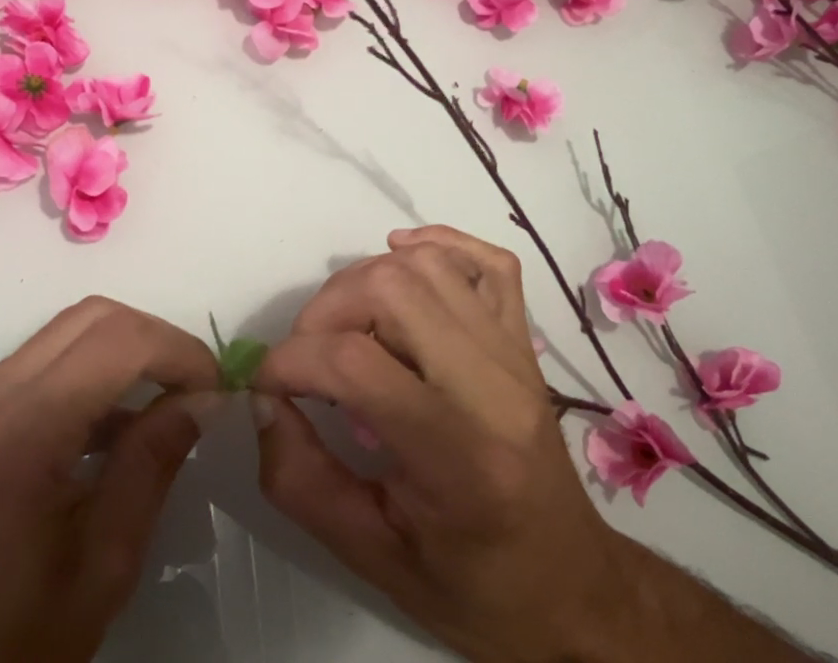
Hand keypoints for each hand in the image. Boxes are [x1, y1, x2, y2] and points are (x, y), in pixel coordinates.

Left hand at [0, 297, 218, 662]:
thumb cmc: (12, 637)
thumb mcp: (104, 562)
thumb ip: (151, 465)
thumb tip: (203, 399)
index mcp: (22, 431)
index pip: (117, 340)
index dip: (180, 351)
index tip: (218, 391)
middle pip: (89, 317)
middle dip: (156, 340)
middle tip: (196, 392)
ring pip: (63, 334)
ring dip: (123, 353)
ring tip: (167, 407)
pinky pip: (39, 366)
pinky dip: (88, 375)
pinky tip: (115, 429)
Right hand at [251, 225, 808, 662]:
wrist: (573, 592)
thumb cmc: (472, 587)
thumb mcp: (370, 557)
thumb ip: (301, 482)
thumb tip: (264, 404)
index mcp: (459, 458)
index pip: (355, 363)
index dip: (289, 363)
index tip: (267, 390)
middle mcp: (495, 390)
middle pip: (391, 290)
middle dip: (323, 313)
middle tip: (306, 362)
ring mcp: (516, 358)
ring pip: (428, 266)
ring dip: (363, 282)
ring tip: (343, 331)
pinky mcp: (524, 345)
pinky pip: (488, 263)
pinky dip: (435, 245)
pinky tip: (397, 261)